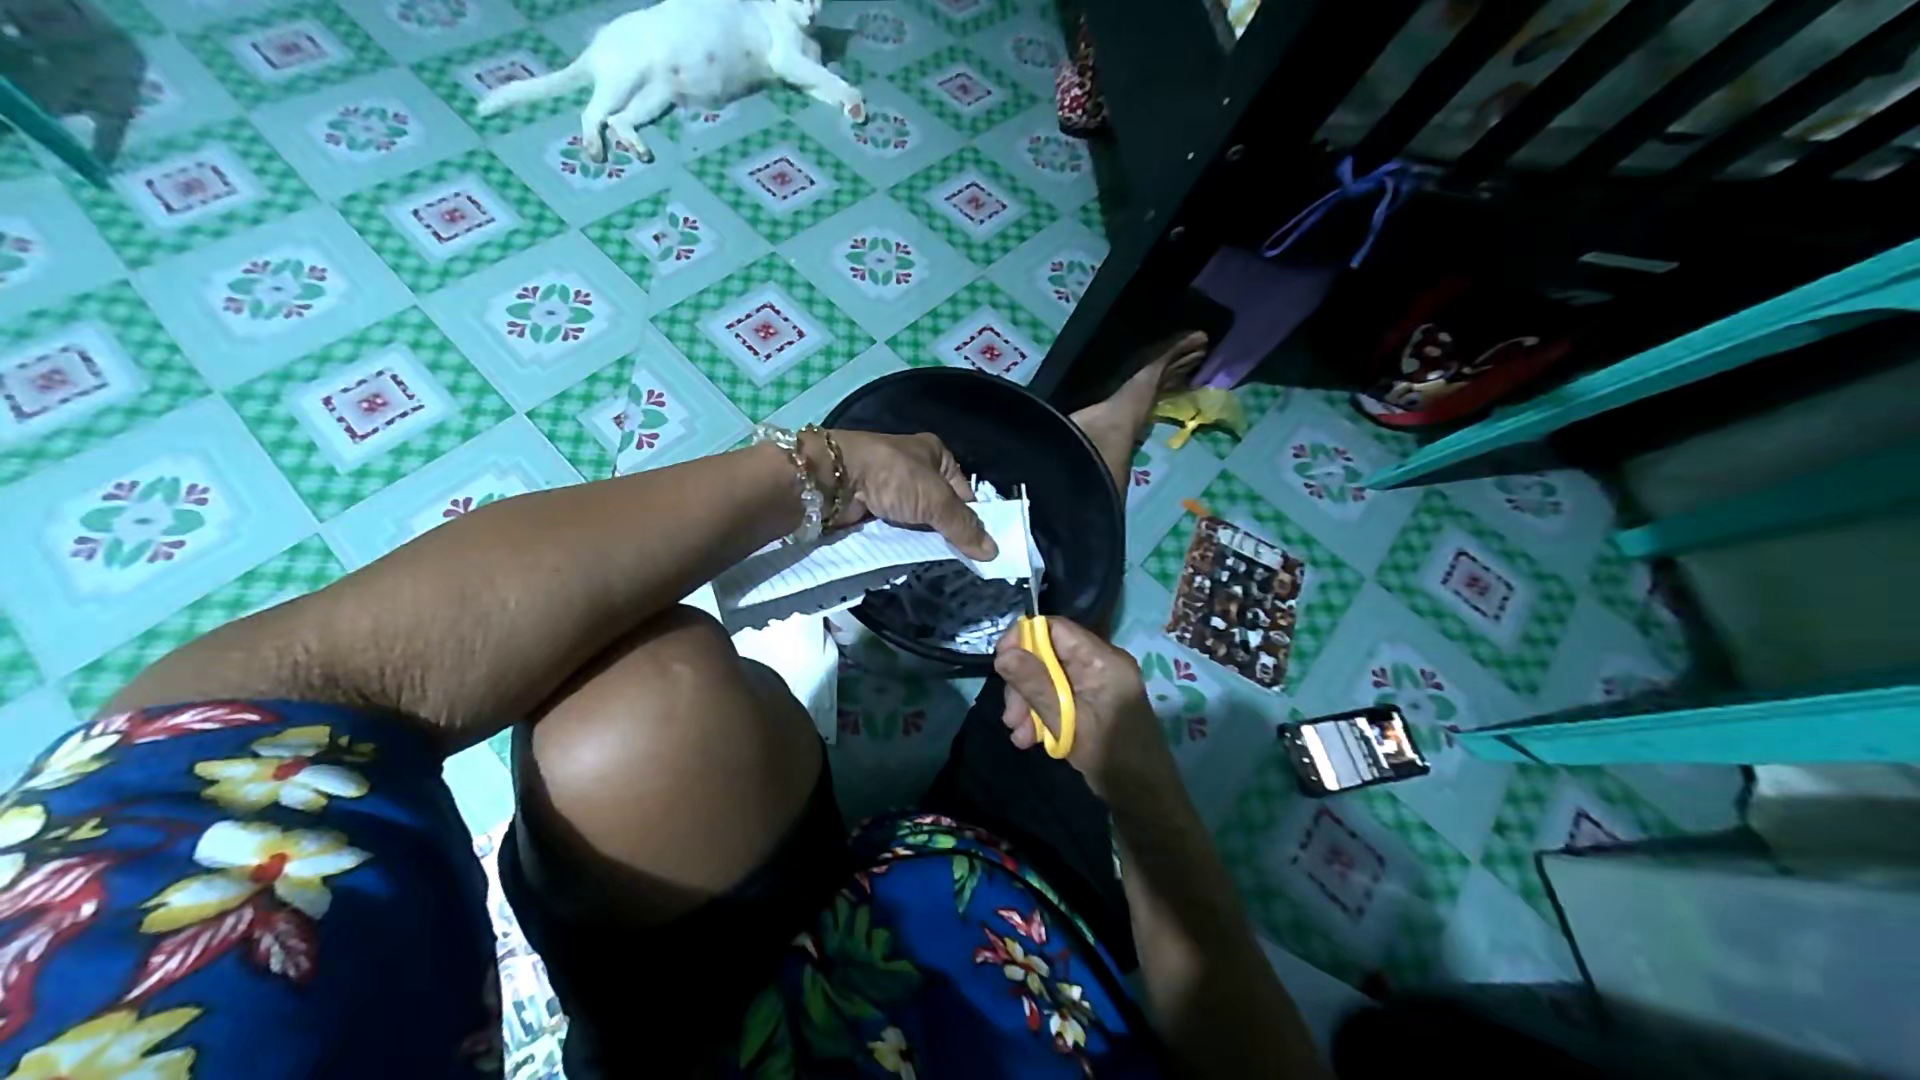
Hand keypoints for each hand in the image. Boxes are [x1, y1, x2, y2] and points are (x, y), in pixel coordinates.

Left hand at [823, 430, 995, 558]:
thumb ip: (964, 526)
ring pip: (919, 520)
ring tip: (939, 563)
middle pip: (942, 508)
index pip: (966, 492)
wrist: (835, 478)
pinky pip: (897, 528)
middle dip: (949, 531)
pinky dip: (904, 541)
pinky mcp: (874, 506)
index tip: (982, 547)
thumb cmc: (893, 477)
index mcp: (936, 455)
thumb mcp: (936, 500)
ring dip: (925, 539)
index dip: (974, 518)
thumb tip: (994, 552)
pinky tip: (912, 556)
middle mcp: (916, 468)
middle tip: (963, 560)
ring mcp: (893, 488)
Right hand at [995, 618, 1176, 797]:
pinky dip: (1043, 712)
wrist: (1145, 797)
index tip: (1001, 665)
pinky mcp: (1095, 700)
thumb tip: (1004, 654)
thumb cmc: (1110, 756)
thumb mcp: (1067, 721)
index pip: (1056, 628)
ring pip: (1051, 677)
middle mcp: (1101, 663)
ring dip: (1030, 703)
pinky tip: (1030, 738)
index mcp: (1103, 659)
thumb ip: (1035, 685)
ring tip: (1019, 735)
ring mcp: (1099, 682)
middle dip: (1024, 683)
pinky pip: (1061, 693)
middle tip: (1010, 718)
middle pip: (1049, 655)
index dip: (1024, 640)